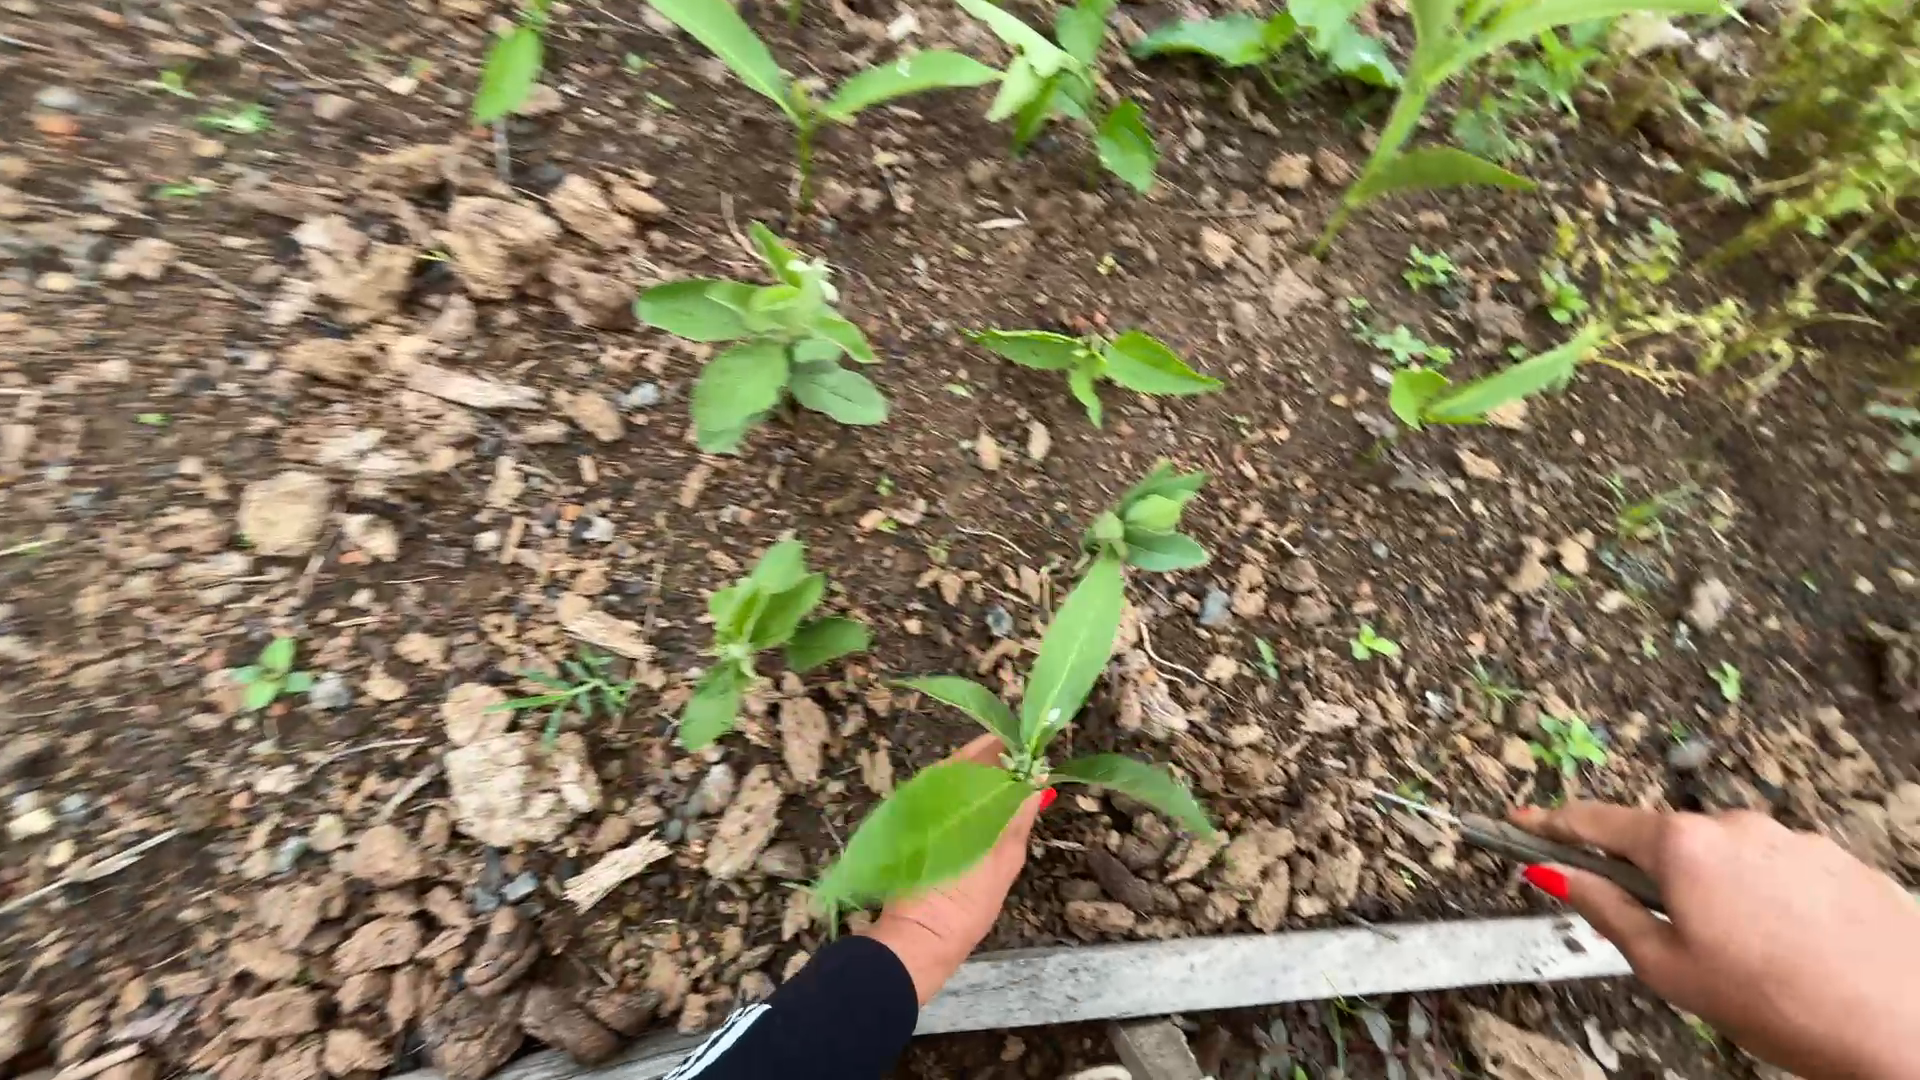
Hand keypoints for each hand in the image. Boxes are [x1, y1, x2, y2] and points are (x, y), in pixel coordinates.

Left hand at [859, 734, 1047, 1003]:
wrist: (918, 940)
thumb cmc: (963, 903)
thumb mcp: (1003, 858)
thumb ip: (1019, 814)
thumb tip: (1037, 778)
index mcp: (952, 790)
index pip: (986, 751)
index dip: (1012, 747)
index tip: (1036, 751)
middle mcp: (932, 790)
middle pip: (971, 761)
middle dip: (1001, 761)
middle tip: (1032, 770)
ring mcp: (921, 807)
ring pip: (961, 778)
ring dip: (988, 779)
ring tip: (1018, 788)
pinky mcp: (918, 825)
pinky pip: (950, 797)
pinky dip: (973, 797)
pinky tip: (992, 809)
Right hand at [1513, 801, 1919, 1079]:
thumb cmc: (1779, 1008)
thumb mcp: (1664, 966)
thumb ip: (1599, 906)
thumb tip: (1550, 871)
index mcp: (1681, 843)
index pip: (1593, 820)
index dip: (1549, 823)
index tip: (1519, 820)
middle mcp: (1733, 825)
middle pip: (1663, 839)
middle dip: (1651, 873)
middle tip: (1666, 928)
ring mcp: (1795, 840)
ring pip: (1724, 854)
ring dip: (1713, 885)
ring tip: (1744, 949)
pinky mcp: (1846, 864)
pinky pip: (1779, 867)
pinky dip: (1767, 894)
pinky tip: (1790, 944)